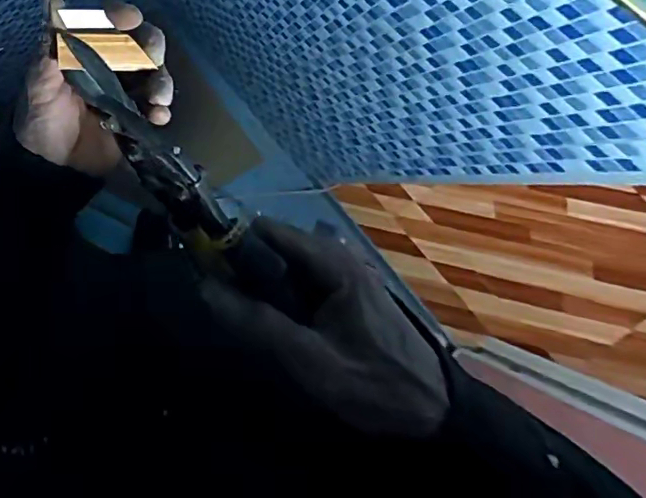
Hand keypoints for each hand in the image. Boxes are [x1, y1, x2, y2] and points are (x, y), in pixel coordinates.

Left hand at [16, 1, 173, 177]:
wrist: (50, 165)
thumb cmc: (40, 116)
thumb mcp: (39, 84)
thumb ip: (50, 49)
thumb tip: (51, 2)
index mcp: (84, 49)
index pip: (106, 21)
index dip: (120, 14)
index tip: (129, 19)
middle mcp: (108, 63)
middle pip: (140, 41)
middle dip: (151, 44)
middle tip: (151, 57)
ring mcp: (125, 89)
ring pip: (154, 72)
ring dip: (161, 80)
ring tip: (157, 98)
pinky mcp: (135, 115)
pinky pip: (156, 105)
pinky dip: (161, 109)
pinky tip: (157, 116)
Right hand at [196, 217, 449, 437]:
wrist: (440, 417)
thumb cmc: (377, 385)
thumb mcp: (312, 361)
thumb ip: (258, 323)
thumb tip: (205, 289)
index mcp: (330, 261)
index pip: (263, 229)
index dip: (231, 241)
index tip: (206, 266)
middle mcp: (333, 254)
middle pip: (268, 242)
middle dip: (242, 265)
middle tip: (225, 299)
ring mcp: (339, 270)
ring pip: (279, 260)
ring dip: (258, 281)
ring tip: (245, 314)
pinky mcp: (341, 288)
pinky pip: (294, 276)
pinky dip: (277, 291)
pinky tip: (274, 320)